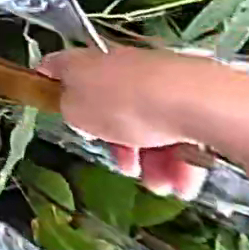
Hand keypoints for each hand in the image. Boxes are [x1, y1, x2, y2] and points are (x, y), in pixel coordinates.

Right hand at [36, 47, 245, 200]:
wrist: (198, 102)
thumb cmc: (121, 105)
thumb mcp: (76, 114)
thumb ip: (70, 113)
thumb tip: (80, 114)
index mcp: (80, 62)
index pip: (54, 68)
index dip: (49, 85)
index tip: (53, 106)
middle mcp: (116, 64)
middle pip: (108, 104)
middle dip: (118, 143)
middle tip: (126, 168)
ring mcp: (158, 77)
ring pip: (148, 121)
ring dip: (152, 158)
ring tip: (162, 187)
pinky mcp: (195, 94)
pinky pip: (179, 126)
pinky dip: (181, 155)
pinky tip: (184, 182)